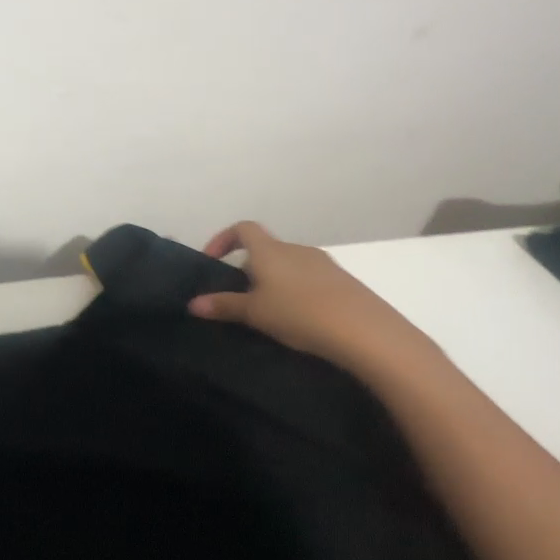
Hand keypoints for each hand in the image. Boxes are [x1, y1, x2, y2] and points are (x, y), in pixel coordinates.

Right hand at [187, 222, 438, 374]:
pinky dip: (297, 291)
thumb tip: (192, 304)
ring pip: (289, 265)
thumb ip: (223, 305)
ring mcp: (325, 264)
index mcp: (270, 250)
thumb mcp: (254, 313)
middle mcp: (297, 249)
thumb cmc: (299, 314)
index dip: (223, 239)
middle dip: (249, 268)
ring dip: (274, 281)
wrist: (366, 332)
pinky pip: (311, 279)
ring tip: (270, 310)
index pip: (243, 228)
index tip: (213, 261)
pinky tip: (300, 318)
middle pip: (266, 249)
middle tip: (240, 296)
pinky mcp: (344, 282)